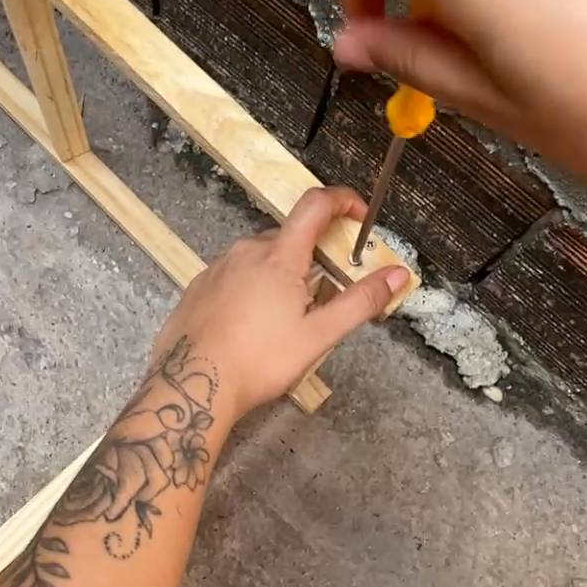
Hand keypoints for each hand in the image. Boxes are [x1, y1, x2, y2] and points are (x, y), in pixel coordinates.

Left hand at [148, 188, 410, 420]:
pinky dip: (253, 287)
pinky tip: (253, 325)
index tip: (359, 215)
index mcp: (278, 256)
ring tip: (286, 320)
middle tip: (325, 296)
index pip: (315, 204)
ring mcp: (217, 267)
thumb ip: (361, 301)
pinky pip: (235, 274)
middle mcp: (245, 252)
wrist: (190, 386)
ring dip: (282, 275)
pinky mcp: (198, 287)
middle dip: (314, 256)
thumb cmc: (257, 362)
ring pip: (261, 257)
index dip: (342, 200)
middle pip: (290, 236)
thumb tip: (397, 274)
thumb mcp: (318, 335)